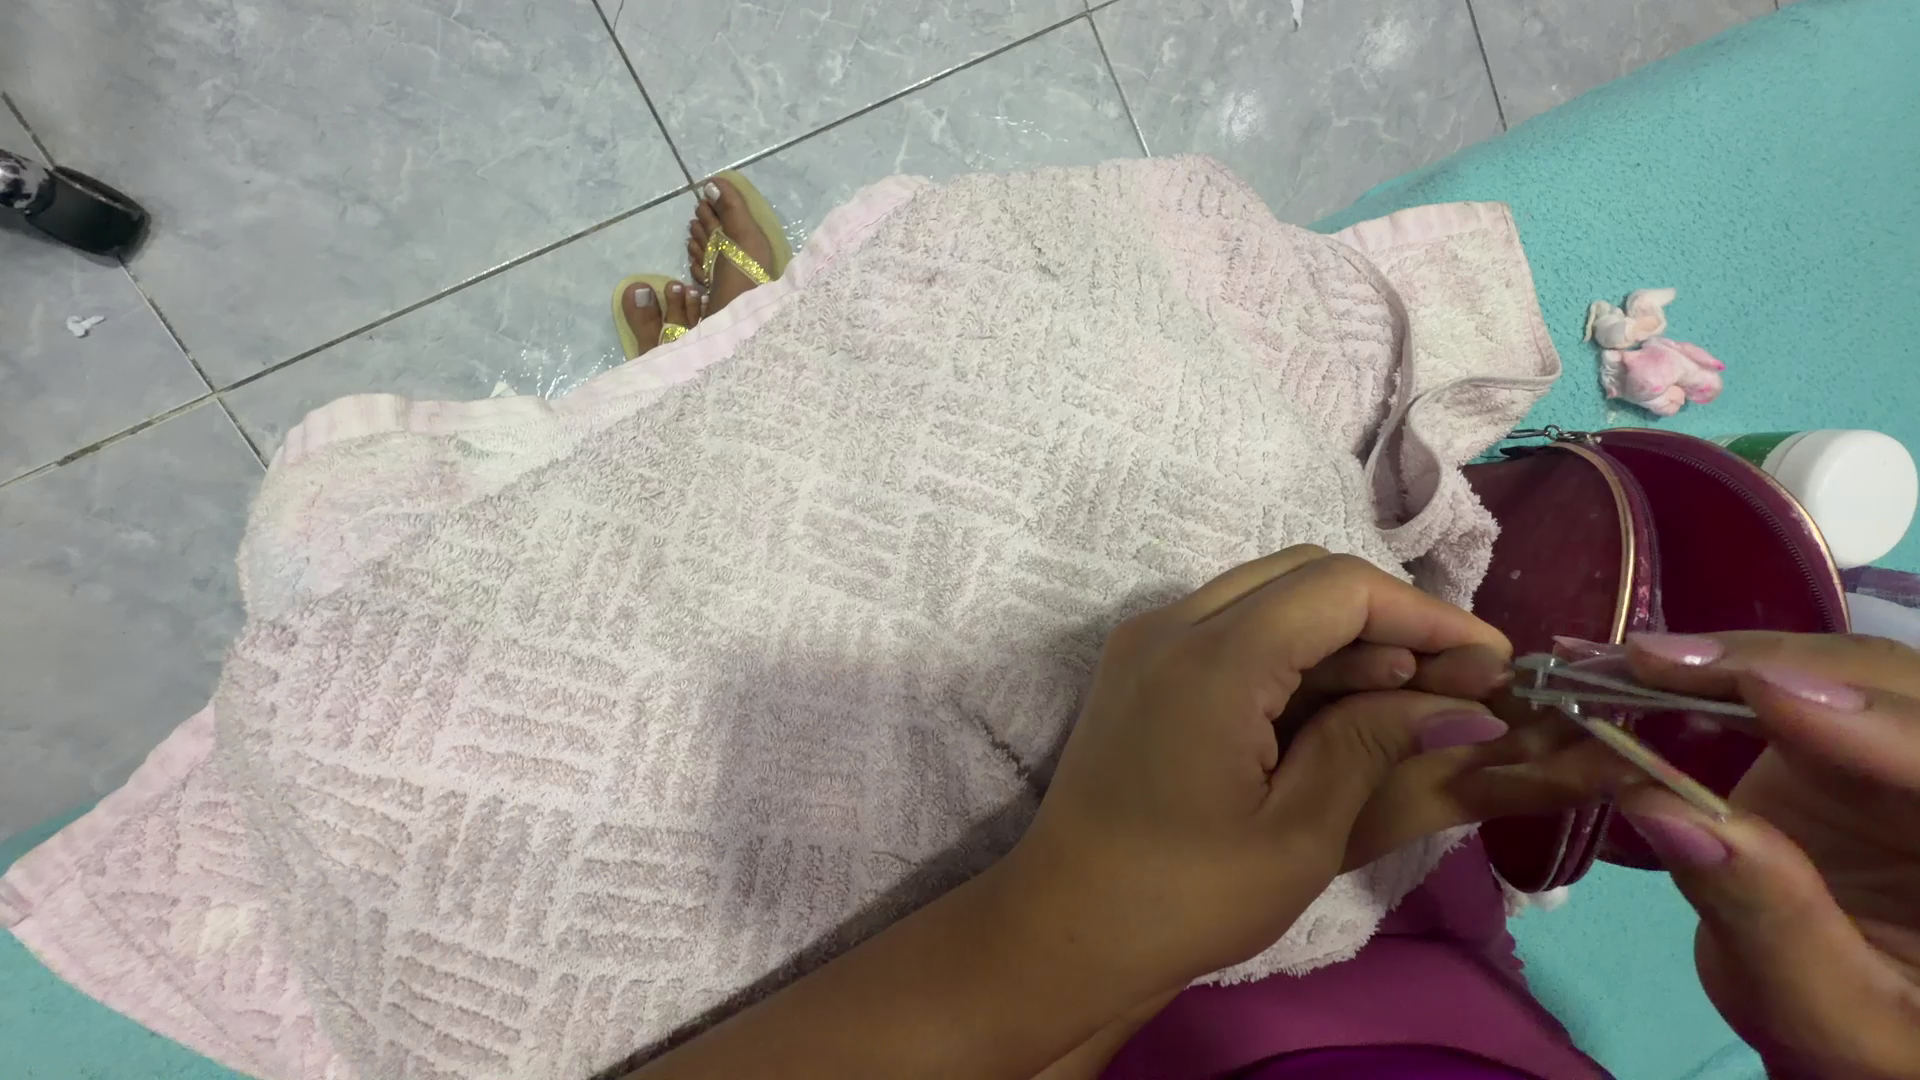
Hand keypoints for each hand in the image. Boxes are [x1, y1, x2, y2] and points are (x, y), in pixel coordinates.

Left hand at [1000, 546, 1519, 993]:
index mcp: (1210, 657)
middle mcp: (1169, 624)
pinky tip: (1333, 702)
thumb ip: (1375, 744)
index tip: (1493, 662)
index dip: (1425, 614)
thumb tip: (1461, 703)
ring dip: (1339, 631)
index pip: (1337, 588)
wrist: (1067, 919)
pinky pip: (1227, 626)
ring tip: (1409, 697)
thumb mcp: (1299, 831)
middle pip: (1300, 576)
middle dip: (1385, 616)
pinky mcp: (1139, 664)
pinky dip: (1288, 648)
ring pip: (1263, 595)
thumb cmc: (1184, 894)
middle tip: (1452, 683)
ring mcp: (1146, 639)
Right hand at [1620, 631, 1919, 1079]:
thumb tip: (1655, 805)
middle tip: (1648, 662)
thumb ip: (1765, 918)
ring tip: (1624, 658)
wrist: (1875, 1035)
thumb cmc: (1870, 1046)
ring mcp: (1909, 761)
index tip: (1763, 693)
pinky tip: (1637, 663)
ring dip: (1731, 658)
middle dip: (1777, 666)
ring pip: (1850, 673)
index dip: (1883, 722)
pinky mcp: (1851, 749)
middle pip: (1907, 692)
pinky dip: (1710, 670)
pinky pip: (1792, 686)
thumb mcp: (1825, 1015)